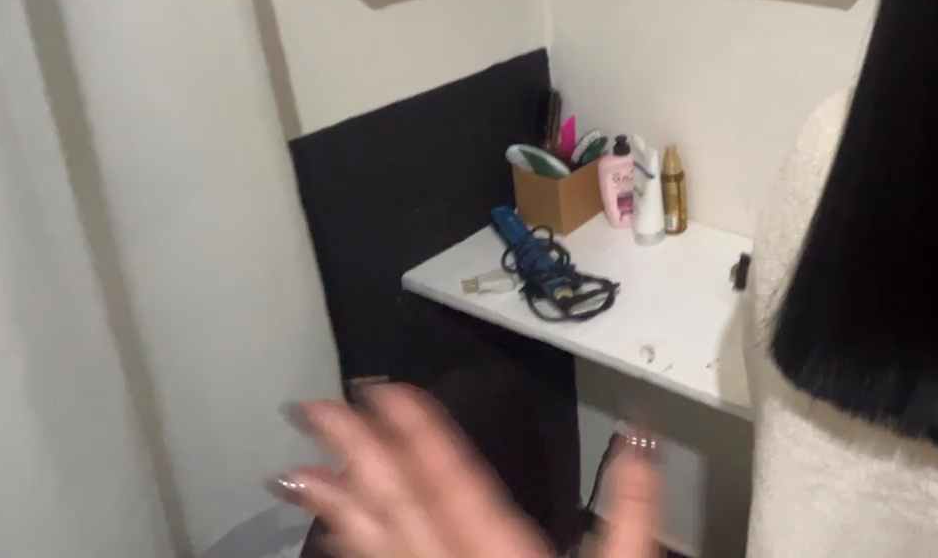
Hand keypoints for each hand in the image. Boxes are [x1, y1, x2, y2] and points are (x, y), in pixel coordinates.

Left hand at [271, 384, 661, 557]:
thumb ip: (632, 510)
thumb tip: (637, 440)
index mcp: (502, 555)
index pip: (455, 484)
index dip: (421, 436)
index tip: (387, 395)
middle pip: (402, 507)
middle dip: (360, 454)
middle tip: (319, 409)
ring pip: (374, 544)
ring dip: (338, 501)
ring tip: (301, 465)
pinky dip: (349, 543)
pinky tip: (331, 526)